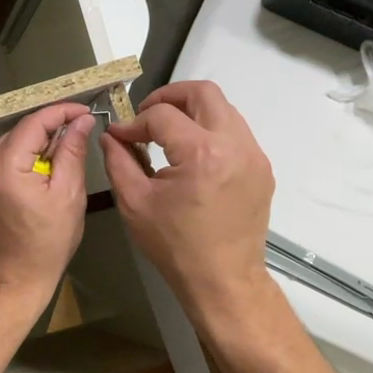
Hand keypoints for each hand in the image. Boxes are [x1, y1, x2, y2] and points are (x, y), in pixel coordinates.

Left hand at [0, 103, 95, 304]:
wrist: (16, 278)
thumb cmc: (48, 242)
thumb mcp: (68, 194)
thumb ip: (72, 152)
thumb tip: (81, 121)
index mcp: (4, 168)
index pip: (33, 123)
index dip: (61, 112)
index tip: (84, 111)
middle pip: (19, 132)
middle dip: (49, 128)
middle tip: (79, 131)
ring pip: (9, 145)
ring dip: (36, 144)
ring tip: (64, 152)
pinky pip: (1, 162)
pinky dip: (22, 159)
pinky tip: (42, 169)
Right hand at [100, 81, 273, 299]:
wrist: (223, 279)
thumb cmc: (174, 245)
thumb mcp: (135, 202)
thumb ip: (118, 161)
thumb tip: (111, 135)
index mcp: (202, 153)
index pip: (162, 115)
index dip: (135, 122)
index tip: (120, 137)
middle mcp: (235, 145)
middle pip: (203, 92)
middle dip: (169, 96)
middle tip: (146, 114)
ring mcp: (254, 155)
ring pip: (223, 109)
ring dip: (192, 112)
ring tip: (166, 133)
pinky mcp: (261, 168)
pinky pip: (235, 132)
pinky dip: (209, 131)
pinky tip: (189, 155)